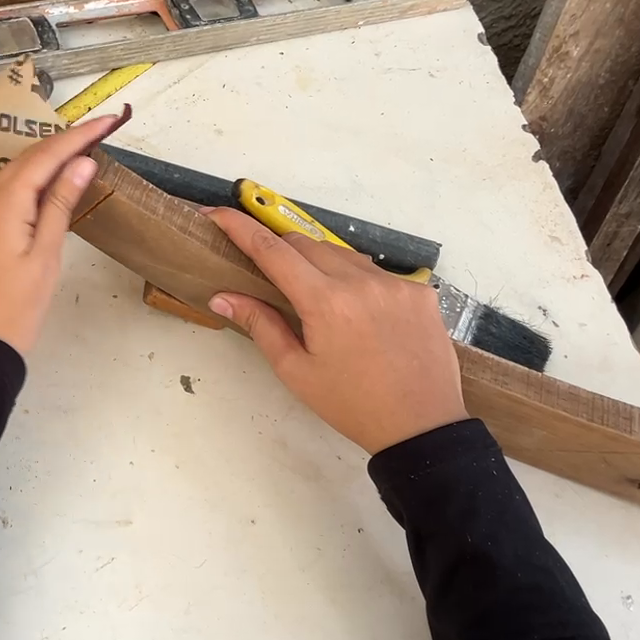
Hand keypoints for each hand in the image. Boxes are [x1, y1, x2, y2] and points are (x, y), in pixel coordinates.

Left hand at [0, 113, 122, 355]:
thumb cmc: (16, 311)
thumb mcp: (45, 257)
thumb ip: (61, 205)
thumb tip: (81, 163)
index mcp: (2, 207)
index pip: (44, 158)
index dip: (77, 136)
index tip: (107, 121)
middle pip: (25, 163)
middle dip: (62, 144)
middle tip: (98, 133)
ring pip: (11, 180)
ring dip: (44, 164)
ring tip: (78, 155)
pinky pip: (0, 199)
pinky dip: (26, 187)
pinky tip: (45, 191)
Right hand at [205, 208, 466, 453]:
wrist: (422, 426)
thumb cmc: (349, 403)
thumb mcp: (295, 369)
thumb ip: (259, 324)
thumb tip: (222, 295)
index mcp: (325, 302)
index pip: (272, 250)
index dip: (240, 227)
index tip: (217, 213)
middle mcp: (361, 281)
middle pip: (304, 243)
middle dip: (278, 250)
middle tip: (267, 274)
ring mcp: (395, 283)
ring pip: (340, 253)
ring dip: (317, 263)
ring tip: (314, 298)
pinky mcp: (419, 290)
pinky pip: (374, 270)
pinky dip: (353, 280)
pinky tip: (356, 312)